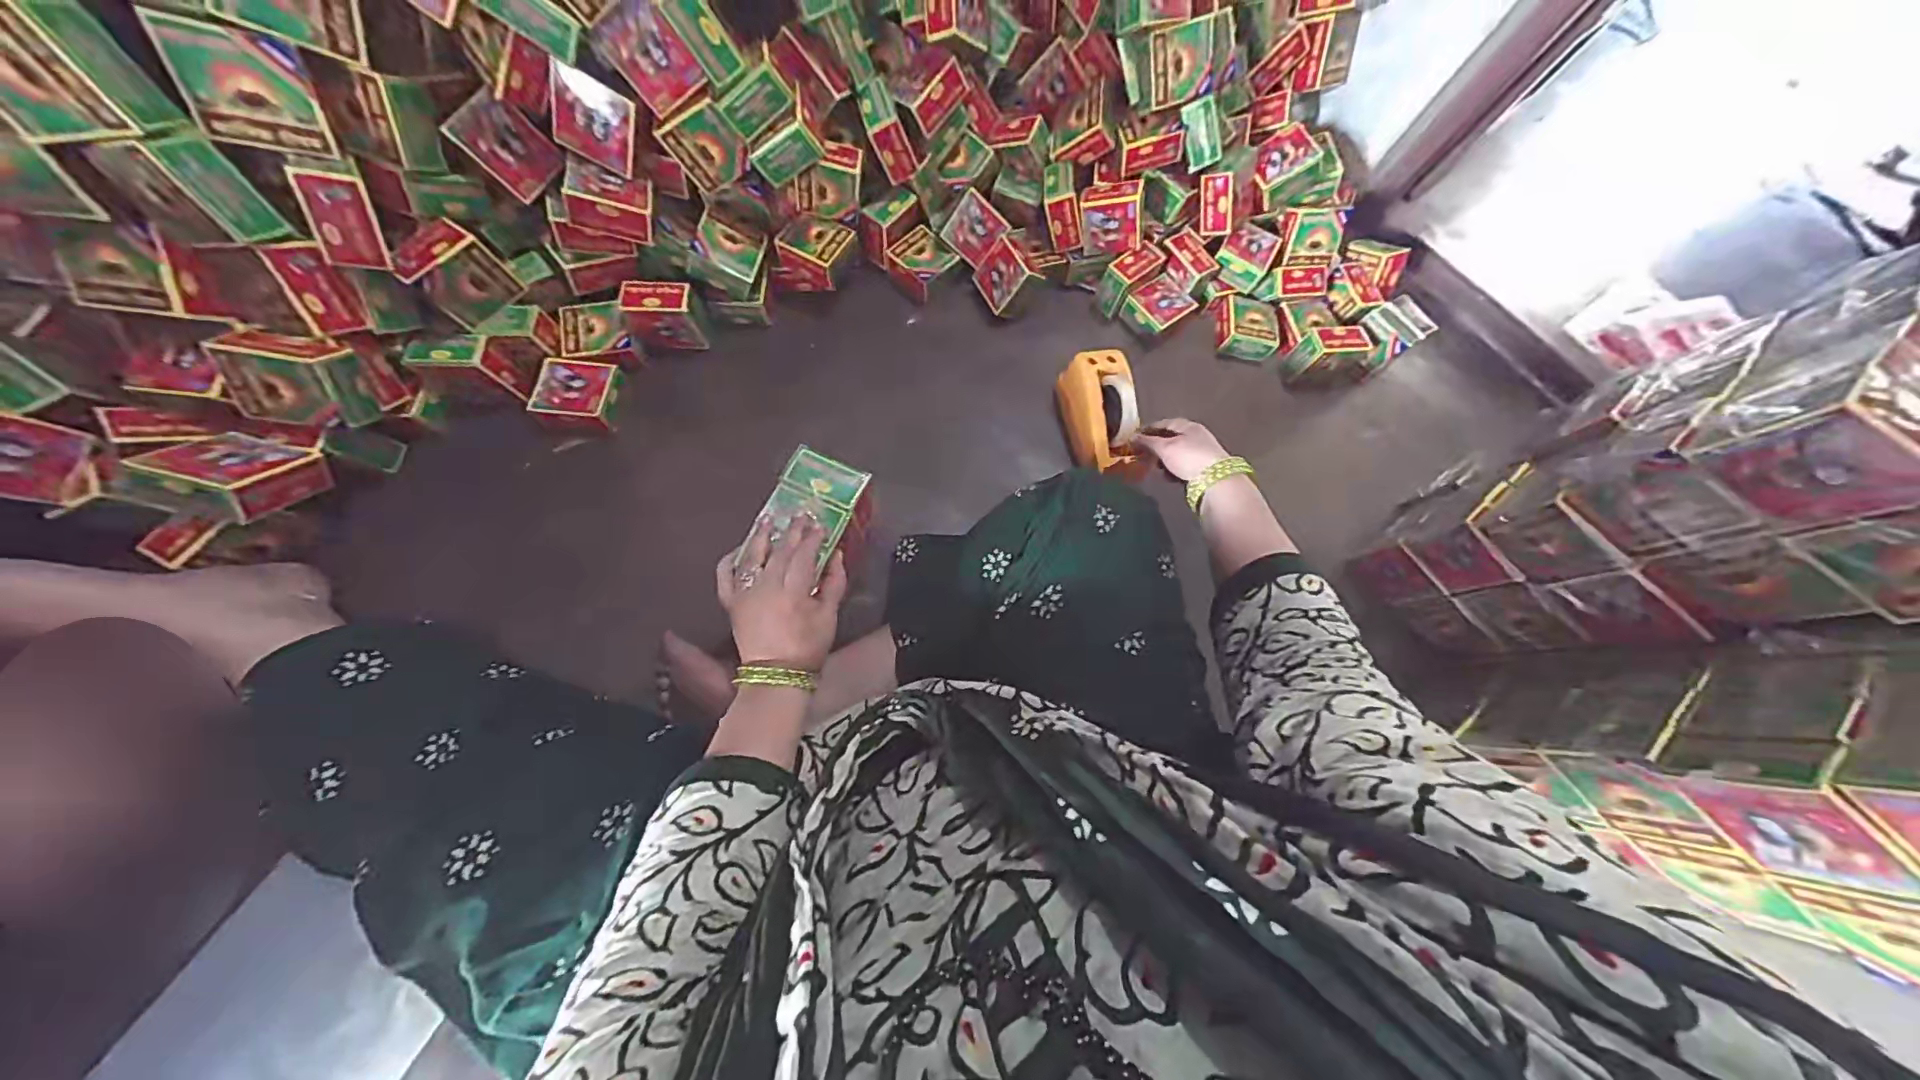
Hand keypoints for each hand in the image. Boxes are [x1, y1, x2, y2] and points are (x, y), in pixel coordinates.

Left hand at [716, 514, 846, 671]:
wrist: (776, 675)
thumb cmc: (808, 647)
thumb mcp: (829, 615)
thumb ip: (834, 582)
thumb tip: (836, 556)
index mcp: (794, 590)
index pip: (804, 554)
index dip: (813, 538)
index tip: (820, 525)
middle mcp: (767, 586)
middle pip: (780, 551)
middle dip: (792, 531)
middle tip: (799, 515)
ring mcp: (746, 593)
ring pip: (752, 556)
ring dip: (761, 536)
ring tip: (767, 520)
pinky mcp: (732, 603)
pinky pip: (726, 576)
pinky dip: (730, 560)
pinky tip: (739, 550)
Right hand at [1134, 418, 1231, 481]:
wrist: (1216, 481)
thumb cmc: (1188, 457)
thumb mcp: (1165, 448)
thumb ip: (1147, 441)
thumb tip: (1132, 436)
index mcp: (1188, 426)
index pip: (1164, 423)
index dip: (1148, 429)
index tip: (1134, 438)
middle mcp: (1196, 436)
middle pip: (1170, 438)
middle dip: (1155, 446)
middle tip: (1141, 454)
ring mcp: (1201, 452)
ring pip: (1176, 453)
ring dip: (1164, 459)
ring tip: (1154, 467)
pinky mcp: (1203, 468)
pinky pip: (1183, 465)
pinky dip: (1174, 469)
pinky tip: (1169, 476)